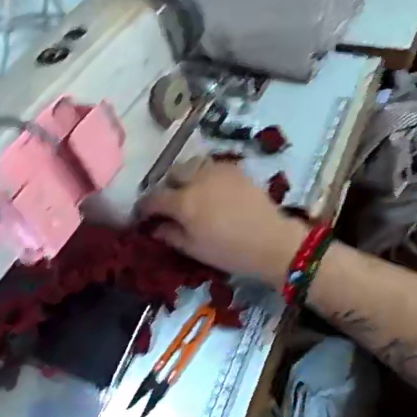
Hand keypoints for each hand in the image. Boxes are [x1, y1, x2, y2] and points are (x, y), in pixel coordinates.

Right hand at [138, 160, 308, 284]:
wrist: (272, 241)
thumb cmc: (230, 251)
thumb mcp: (195, 249)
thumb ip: (171, 234)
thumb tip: (156, 227)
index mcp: (183, 202)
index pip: (154, 198)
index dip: (145, 208)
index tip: (144, 216)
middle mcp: (197, 180)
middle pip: (172, 174)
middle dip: (167, 187)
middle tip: (170, 204)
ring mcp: (218, 171)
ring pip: (192, 165)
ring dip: (186, 176)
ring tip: (191, 192)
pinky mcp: (235, 169)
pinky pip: (212, 165)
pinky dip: (206, 174)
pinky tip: (212, 189)